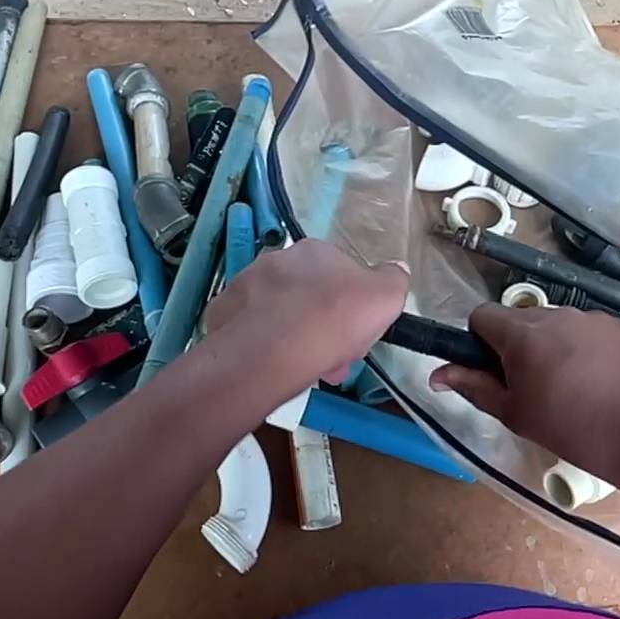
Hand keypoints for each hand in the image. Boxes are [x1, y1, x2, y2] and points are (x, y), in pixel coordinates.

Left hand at [203, 239, 408, 394]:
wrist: (274, 348)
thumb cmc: (334, 317)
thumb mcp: (387, 296)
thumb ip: (394, 280)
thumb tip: (395, 271)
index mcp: (315, 251)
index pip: (340, 274)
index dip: (352, 306)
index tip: (357, 333)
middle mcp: (277, 260)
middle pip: (308, 296)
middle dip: (324, 326)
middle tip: (334, 357)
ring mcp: (246, 285)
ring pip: (279, 314)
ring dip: (296, 338)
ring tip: (307, 368)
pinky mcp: (223, 314)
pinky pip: (251, 330)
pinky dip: (264, 346)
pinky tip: (275, 366)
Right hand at [430, 304, 619, 496]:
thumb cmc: (572, 430)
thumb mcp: (515, 414)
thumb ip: (474, 387)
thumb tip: (436, 375)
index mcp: (521, 334)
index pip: (481, 315)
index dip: (480, 340)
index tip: (493, 369)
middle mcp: (555, 314)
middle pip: (520, 319)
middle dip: (518, 345)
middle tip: (532, 386)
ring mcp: (592, 317)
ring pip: (557, 325)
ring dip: (553, 346)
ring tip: (572, 386)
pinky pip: (589, 330)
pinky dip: (586, 349)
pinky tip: (601, 380)